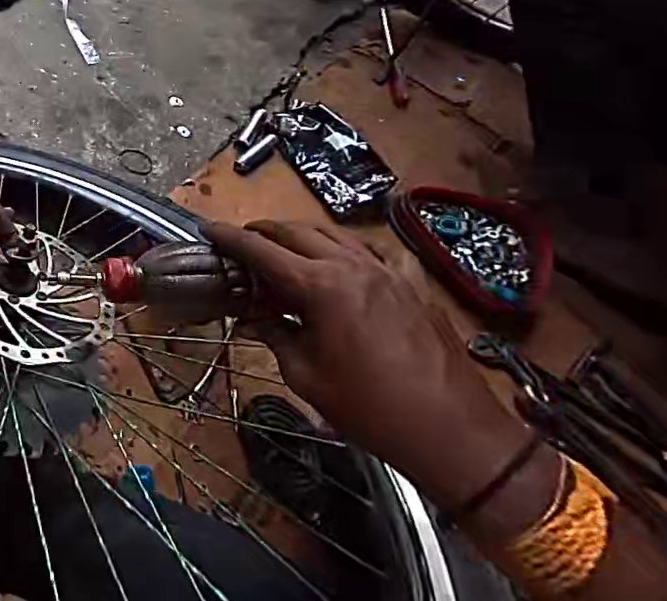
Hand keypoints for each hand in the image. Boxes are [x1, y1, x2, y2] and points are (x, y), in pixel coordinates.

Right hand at [205, 219, 533, 506]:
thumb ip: (275, 335)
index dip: (230, 237)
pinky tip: (341, 264)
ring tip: (284, 250)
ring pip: (334, 233)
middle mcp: (353, 268)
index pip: (261, 249)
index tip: (209, 229)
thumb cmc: (372, 410)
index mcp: (321, 287)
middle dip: (263, 232)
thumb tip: (256, 318)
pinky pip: (373, 251)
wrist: (458, 437)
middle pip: (296, 231)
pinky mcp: (413, 287)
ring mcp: (388, 274)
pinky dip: (346, 249)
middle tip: (242, 242)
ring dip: (301, 235)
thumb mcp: (305, 375)